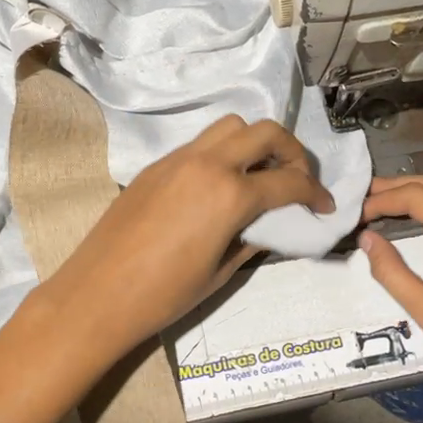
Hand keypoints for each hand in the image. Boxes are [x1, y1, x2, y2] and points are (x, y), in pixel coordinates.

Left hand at [39, 115, 333, 357]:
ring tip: (260, 174)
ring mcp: (177, 160)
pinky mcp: (155, 166)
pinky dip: (223, 152)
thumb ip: (253, 241)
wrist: (97, 295)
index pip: (289, 180)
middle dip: (293, 151)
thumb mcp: (220, 272)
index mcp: (229, 195)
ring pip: (230, 126)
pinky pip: (200, 144)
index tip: (325, 206)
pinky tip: (221, 186)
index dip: (315, 192)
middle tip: (297, 179)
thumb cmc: (163, 295)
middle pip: (265, 131)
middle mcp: (207, 164)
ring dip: (255, 142)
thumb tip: (272, 227)